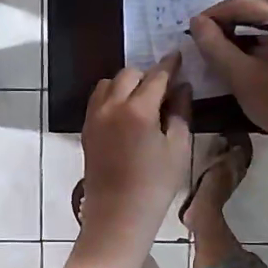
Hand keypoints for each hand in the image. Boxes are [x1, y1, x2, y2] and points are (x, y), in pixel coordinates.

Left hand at [78, 54, 192, 262]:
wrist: (118, 211)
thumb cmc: (156, 183)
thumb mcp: (178, 147)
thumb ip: (180, 112)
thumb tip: (182, 87)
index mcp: (137, 110)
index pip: (156, 76)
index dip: (170, 65)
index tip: (179, 55)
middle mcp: (110, 107)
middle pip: (127, 74)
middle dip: (147, 74)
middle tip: (164, 84)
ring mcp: (93, 118)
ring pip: (107, 84)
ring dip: (125, 84)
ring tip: (143, 97)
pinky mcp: (86, 130)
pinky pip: (96, 101)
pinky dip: (111, 97)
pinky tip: (126, 110)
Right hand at [189, 0, 267, 160]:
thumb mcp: (240, 76)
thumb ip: (215, 47)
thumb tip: (195, 22)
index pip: (243, 4)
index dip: (213, 15)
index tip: (192, 33)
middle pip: (251, 6)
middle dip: (222, 21)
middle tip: (201, 40)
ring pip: (256, 17)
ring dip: (232, 29)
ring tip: (214, 48)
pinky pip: (265, 28)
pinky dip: (245, 37)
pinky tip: (234, 52)